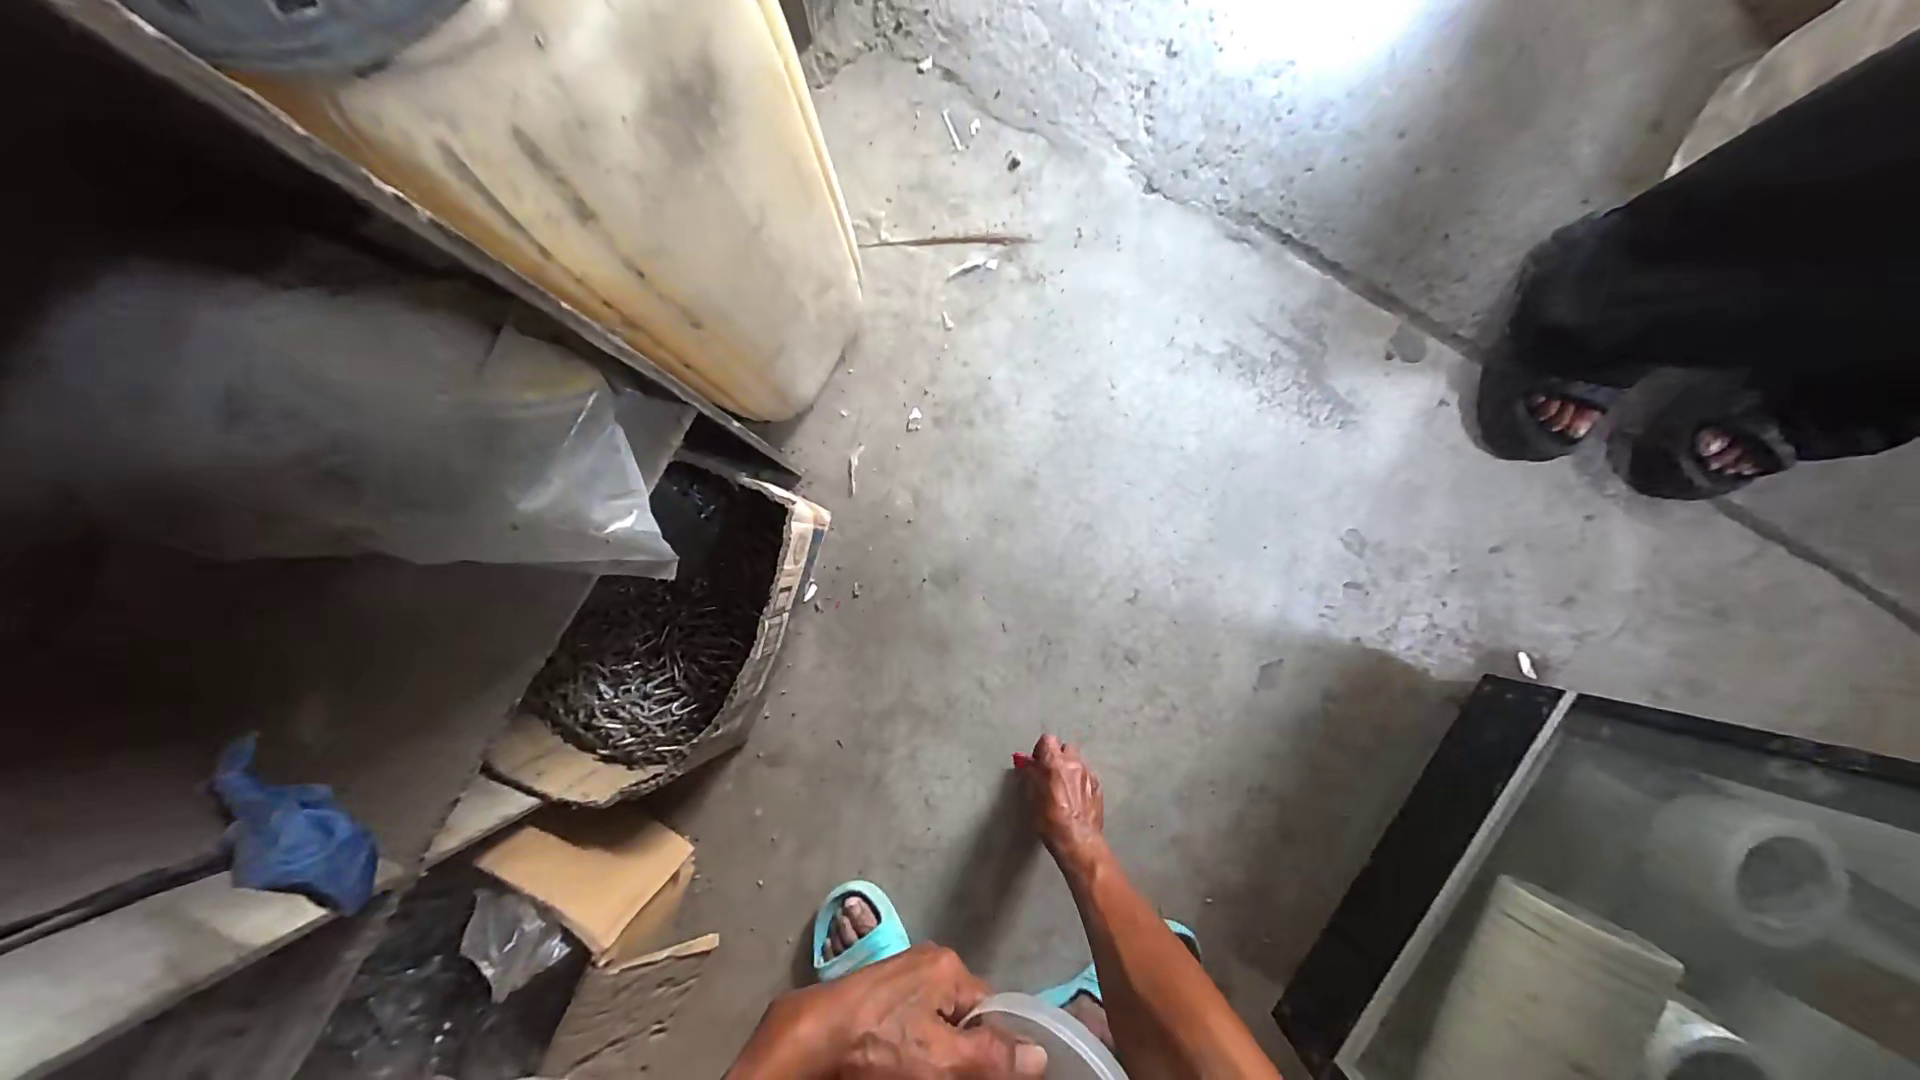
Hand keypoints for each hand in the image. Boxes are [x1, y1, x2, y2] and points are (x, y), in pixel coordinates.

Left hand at [728, 944, 1045, 1078]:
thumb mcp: (942, 1060)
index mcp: (949, 964)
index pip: (991, 1006)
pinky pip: (910, 1015)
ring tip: (920, 1069)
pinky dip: (912, 1039)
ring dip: (936, 1046)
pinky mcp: (876, 988)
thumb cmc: (881, 1045)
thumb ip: (992, 1056)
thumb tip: (1039, 1053)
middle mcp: (927, 958)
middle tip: (947, 1073)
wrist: (813, 1038)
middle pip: (963, 1010)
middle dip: (961, 1046)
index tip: (984, 1072)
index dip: (993, 1043)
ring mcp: (899, 971)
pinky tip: (899, 1060)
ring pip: (935, 1015)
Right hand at [1020, 735, 1107, 873]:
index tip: (1037, 764)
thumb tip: (1025, 761)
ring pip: (1077, 761)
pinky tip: (1076, 797)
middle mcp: (1073, 762)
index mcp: (1054, 761)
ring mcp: (1088, 773)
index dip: (1041, 751)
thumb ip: (1030, 773)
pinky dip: (1080, 781)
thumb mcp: (1032, 796)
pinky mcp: (1098, 786)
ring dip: (1070, 768)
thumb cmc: (1050, 820)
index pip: (1047, 740)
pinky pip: (1087, 775)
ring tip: (1064, 788)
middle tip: (1050, 774)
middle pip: (1065, 748)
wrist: (1078, 841)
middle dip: (1057, 757)